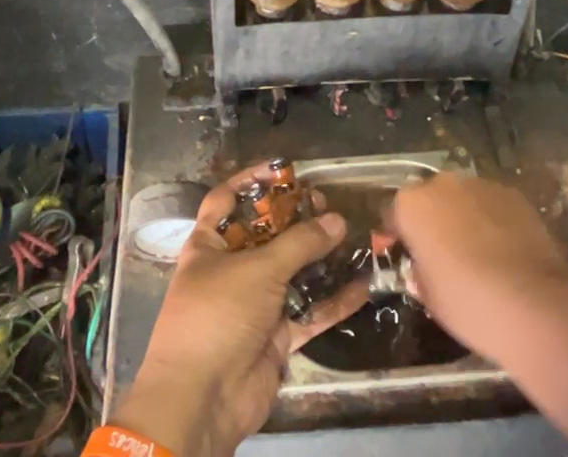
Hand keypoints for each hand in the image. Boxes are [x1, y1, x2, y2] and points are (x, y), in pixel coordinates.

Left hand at [112, 164, 367, 456]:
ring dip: (322, 259)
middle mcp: (231, 269)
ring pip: (294, 273)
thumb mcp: (257, 270)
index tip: (287, 170)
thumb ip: (299, 243)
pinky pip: (309, 311)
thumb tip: (337, 220)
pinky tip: (364, 284)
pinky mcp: (276, 335)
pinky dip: (333, 300)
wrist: (203, 397)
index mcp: (209, 245)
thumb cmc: (218, 315)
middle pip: (268, 235)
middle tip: (331, 205)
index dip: (253, 181)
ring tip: (355, 237)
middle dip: (298, 220)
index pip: (227, 199)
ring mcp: (255, 304)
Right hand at [388, 173, 567, 361]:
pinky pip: (491, 206)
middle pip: (428, 198)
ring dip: (462, 218)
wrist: (535, 305)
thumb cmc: (468, 302)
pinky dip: (492, 221)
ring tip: (476, 253)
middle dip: (431, 221)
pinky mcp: (515, 196)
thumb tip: (422, 267)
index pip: (393, 213)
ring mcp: (482, 186)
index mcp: (412, 205)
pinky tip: (503, 250)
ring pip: (462, 199)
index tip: (404, 257)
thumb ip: (418, 271)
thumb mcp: (427, 294)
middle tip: (440, 255)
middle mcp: (443, 184)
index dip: (396, 236)